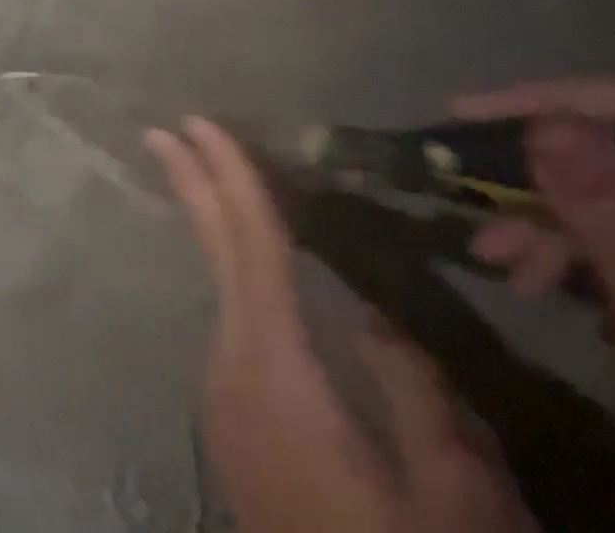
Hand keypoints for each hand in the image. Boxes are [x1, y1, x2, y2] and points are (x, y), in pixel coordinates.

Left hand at [146, 117, 532, 532]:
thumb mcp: (447, 488)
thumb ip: (410, 388)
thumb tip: (371, 309)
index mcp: (276, 372)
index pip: (251, 251)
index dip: (232, 182)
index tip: (200, 126)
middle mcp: (230, 370)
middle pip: (215, 257)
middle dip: (194, 186)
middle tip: (167, 128)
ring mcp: (222, 396)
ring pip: (219, 286)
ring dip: (215, 224)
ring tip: (210, 170)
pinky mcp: (232, 419)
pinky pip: (233, 322)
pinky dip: (234, 271)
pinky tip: (243, 260)